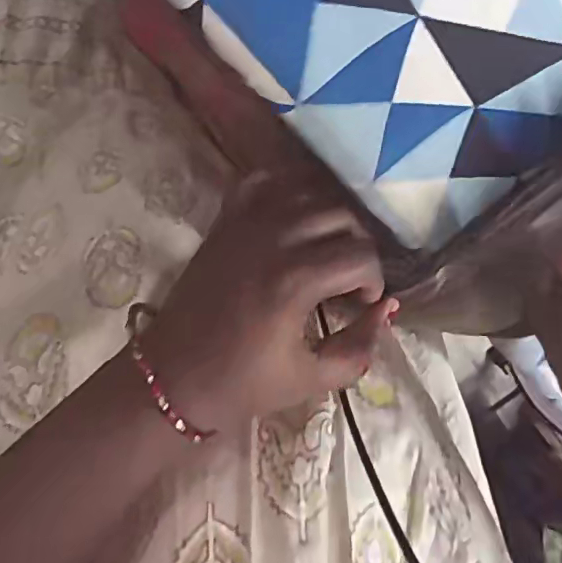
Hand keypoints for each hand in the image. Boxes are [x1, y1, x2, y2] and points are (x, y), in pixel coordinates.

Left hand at [138, 171, 395, 432]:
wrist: (175, 374)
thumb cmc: (242, 383)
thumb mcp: (311, 378)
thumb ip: (360, 347)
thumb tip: (386, 309)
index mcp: (295, 281)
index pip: (361, 255)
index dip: (374, 280)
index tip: (362, 302)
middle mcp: (274, 238)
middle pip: (342, 216)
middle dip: (357, 247)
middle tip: (349, 277)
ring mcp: (246, 221)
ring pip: (310, 191)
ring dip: (329, 216)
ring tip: (326, 248)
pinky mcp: (226, 218)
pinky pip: (265, 180)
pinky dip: (287, 189)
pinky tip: (294, 216)